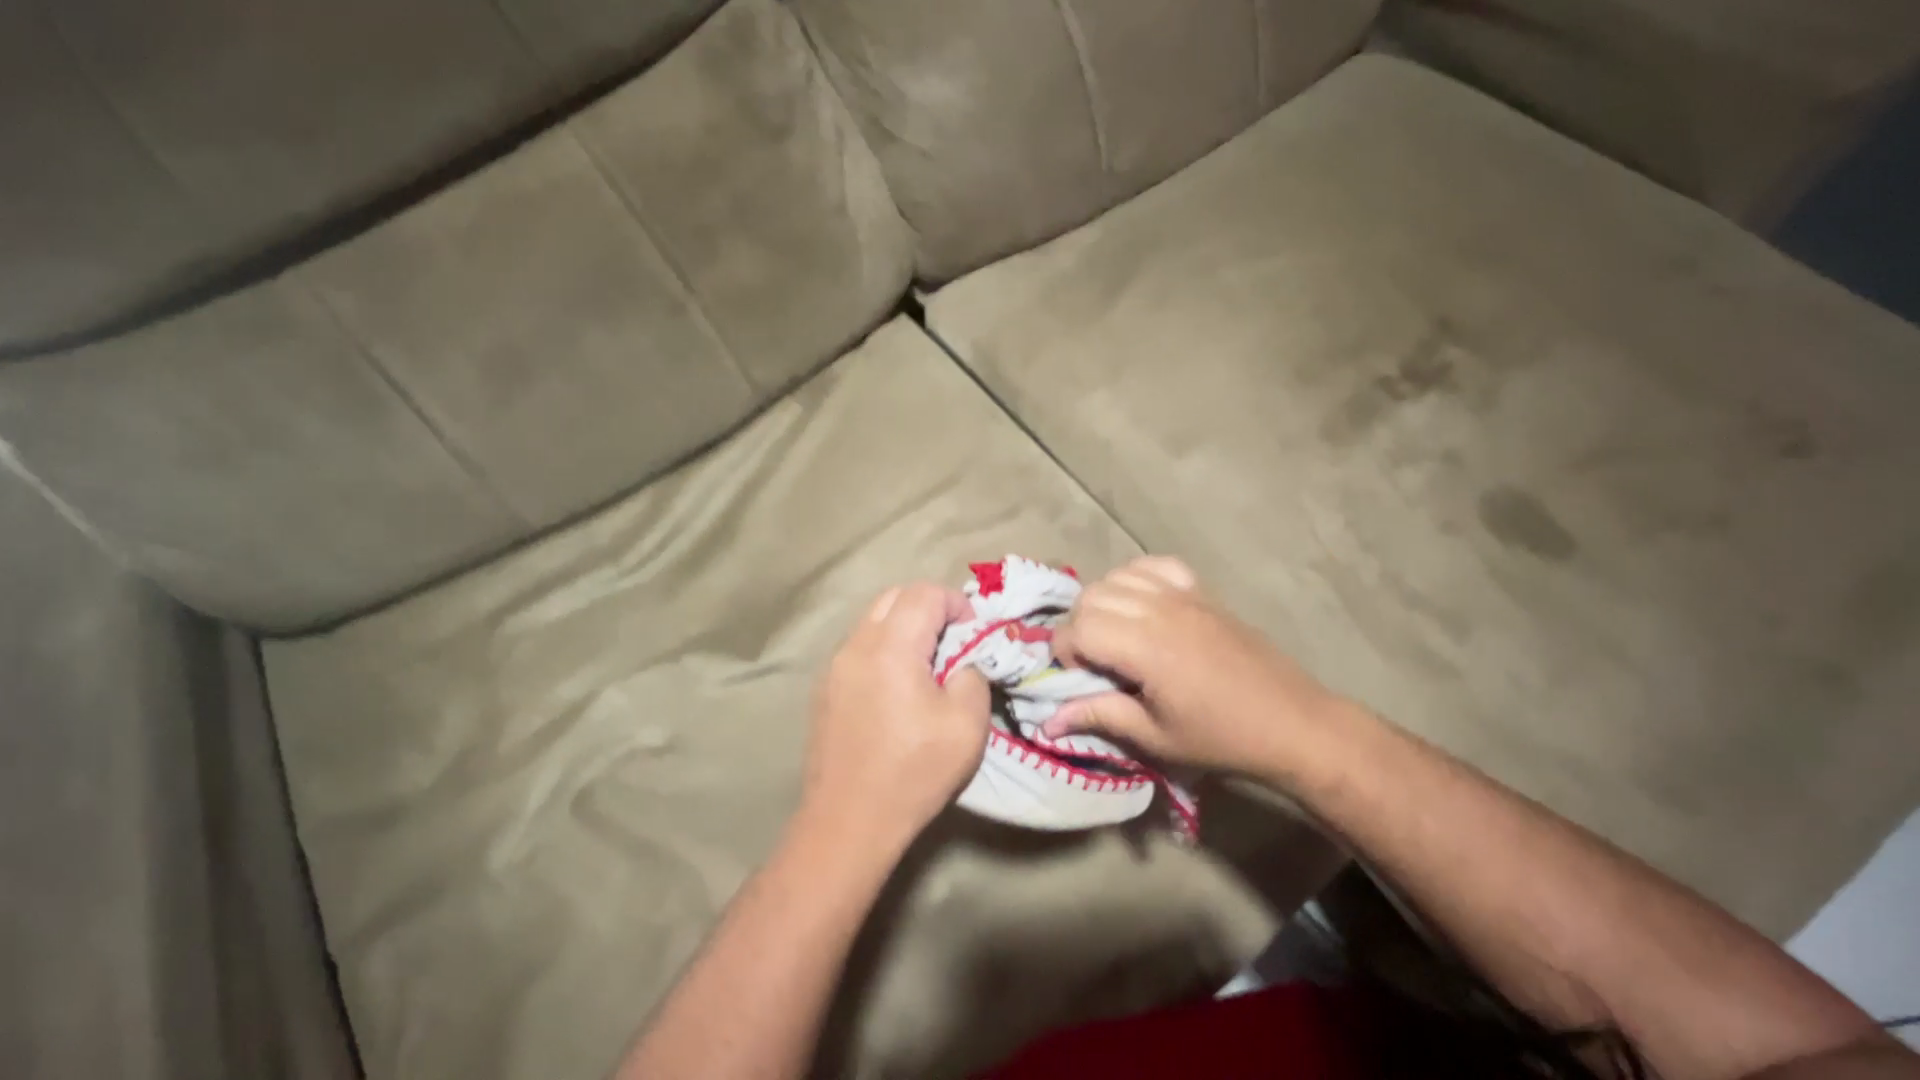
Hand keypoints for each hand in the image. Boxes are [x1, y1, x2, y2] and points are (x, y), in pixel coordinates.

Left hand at [798, 583, 991, 851]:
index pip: (924, 594)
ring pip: (872, 622)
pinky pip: (858, 650)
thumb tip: (962, 663)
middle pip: (893, 598)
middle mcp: (856, 646)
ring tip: (928, 665)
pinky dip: (884, 650)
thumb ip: (972, 675)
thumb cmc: (914, 770)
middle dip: (929, 607)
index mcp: (891, 646)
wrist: (849, 820)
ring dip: (904, 628)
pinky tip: (899, 689)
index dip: (957, 603)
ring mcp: (834, 668)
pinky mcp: (825, 691)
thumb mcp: (967, 723)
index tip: (975, 632)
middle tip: (954, 640)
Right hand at [1046, 556, 1344, 774]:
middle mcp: (1160, 610)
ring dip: (1101, 602)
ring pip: (1117, 576)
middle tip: (1091, 662)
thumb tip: (1048, 721)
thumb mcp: (1156, 737)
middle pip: (1091, 596)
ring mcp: (1183, 595)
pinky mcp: (1201, 592)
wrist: (1291, 722)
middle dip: (1077, 626)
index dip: (1064, 652)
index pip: (1079, 627)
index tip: (1076, 678)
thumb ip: (1099, 716)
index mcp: (1147, 648)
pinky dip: (1134, 579)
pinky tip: (1139, 606)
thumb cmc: (1222, 738)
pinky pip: (1153, 566)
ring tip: (1112, 636)